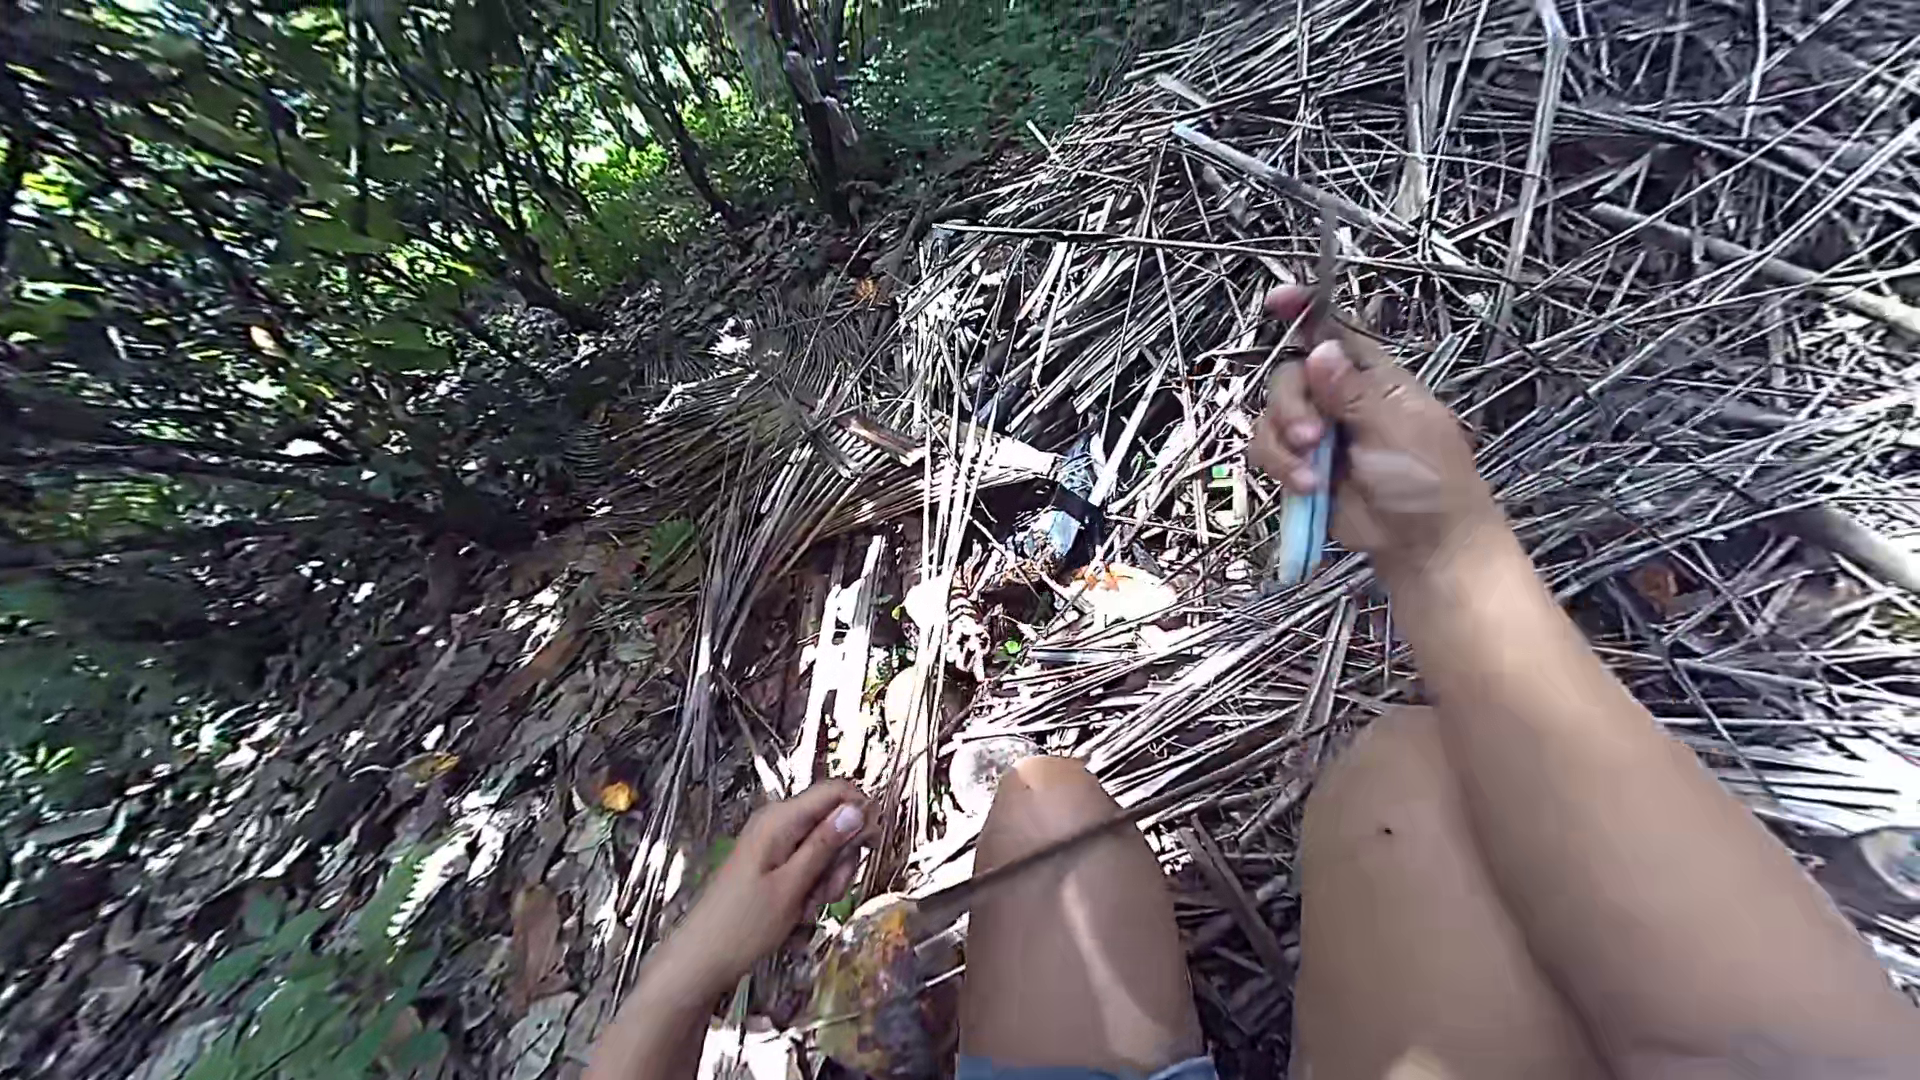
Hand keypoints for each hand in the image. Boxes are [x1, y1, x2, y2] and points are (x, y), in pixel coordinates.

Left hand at [653, 780, 868, 997]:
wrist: (697, 964)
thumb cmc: (743, 926)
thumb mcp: (792, 886)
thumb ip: (826, 844)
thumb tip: (859, 807)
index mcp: (782, 818)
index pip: (836, 790)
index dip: (859, 812)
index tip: (869, 847)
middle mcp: (779, 821)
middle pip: (833, 819)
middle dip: (841, 855)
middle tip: (830, 891)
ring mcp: (775, 841)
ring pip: (825, 844)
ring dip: (828, 875)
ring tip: (810, 906)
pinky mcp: (773, 860)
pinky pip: (808, 860)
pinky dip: (813, 883)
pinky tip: (801, 909)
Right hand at [1248, 285, 1502, 582]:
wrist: (1418, 541)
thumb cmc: (1430, 480)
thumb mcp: (1399, 429)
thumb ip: (1353, 393)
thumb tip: (1319, 352)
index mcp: (1372, 379)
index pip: (1334, 334)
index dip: (1305, 314)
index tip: (1278, 301)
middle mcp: (1336, 400)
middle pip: (1287, 378)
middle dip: (1291, 408)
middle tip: (1312, 437)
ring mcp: (1314, 434)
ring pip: (1269, 418)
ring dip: (1283, 446)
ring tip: (1312, 474)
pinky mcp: (1296, 465)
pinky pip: (1265, 452)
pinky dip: (1279, 468)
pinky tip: (1306, 486)